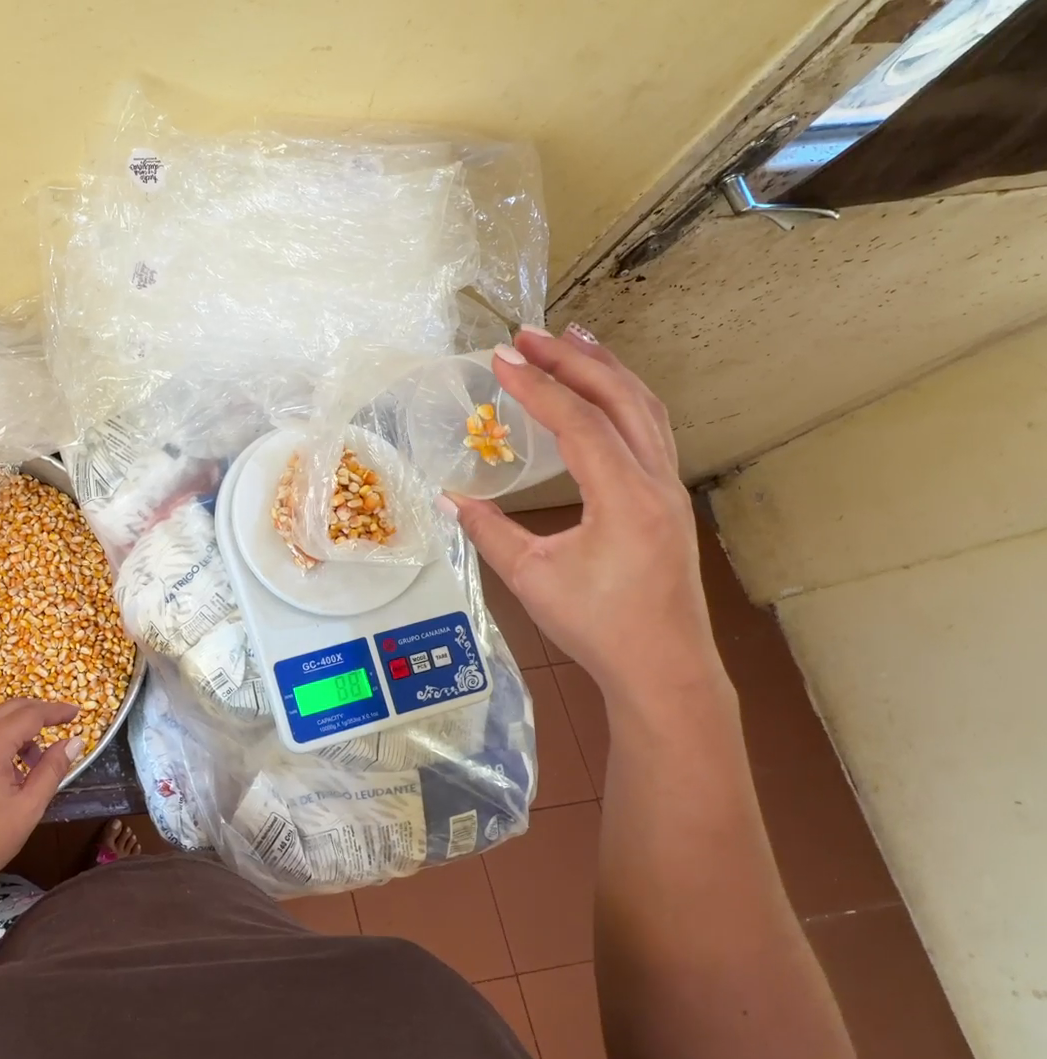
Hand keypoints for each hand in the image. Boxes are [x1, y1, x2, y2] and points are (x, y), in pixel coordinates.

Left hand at [0, 698, 83, 907]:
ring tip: (35, 765)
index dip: (57, 711)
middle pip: (10, 710)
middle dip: (38, 714)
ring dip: (19, 732)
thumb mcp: (28, 807)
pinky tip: (7, 774)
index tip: (77, 713)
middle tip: (62, 726)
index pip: (31, 714)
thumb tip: (74, 742)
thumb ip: (53, 769)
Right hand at [446, 327, 723, 699]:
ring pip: (644, 407)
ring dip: (606, 369)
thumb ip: (489, 532)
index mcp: (626, 497)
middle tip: (530, 334)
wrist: (663, 666)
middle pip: (619, 398)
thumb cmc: (597, 626)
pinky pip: (650, 428)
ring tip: (571, 338)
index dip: (536, 386)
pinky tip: (601, 390)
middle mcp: (657, 480)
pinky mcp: (667, 498)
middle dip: (573, 359)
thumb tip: (448, 498)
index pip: (578, 422)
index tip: (500, 358)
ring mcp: (669, 487)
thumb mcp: (532, 578)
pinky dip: (623, 397)